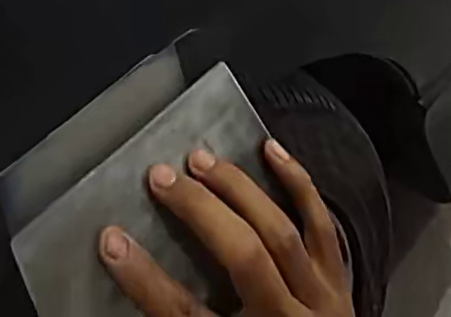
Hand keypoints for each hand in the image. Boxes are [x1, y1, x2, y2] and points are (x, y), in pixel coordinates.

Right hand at [98, 139, 352, 316]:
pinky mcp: (340, 285)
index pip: (186, 314)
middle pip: (243, 258)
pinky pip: (322, 227)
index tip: (110, 239)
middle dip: (198, 210)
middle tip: (159, 176)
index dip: (145, 278)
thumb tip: (128, 268)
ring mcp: (322, 303)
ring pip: (280, 233)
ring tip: (200, 159)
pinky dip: (298, 183)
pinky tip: (270, 150)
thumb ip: (178, 316)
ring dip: (237, 189)